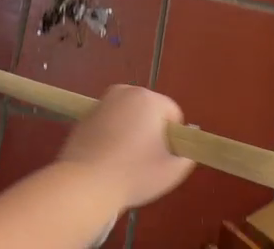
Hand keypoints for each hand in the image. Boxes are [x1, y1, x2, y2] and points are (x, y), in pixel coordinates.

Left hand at [57, 85, 194, 207]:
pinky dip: (112, 133)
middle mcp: (125, 91)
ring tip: (125, 161)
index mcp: (148, 98)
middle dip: (151, 131)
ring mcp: (102, 101)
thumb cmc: (134, 174)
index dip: (172, 137)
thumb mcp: (172, 171)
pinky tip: (108, 158)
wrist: (86, 183)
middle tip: (145, 160)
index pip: (173, 113)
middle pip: (149, 110)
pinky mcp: (86, 114)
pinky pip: (109, 121)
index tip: (163, 157)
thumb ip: (187, 154)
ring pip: (128, 115)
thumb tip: (186, 145)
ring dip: (131, 131)